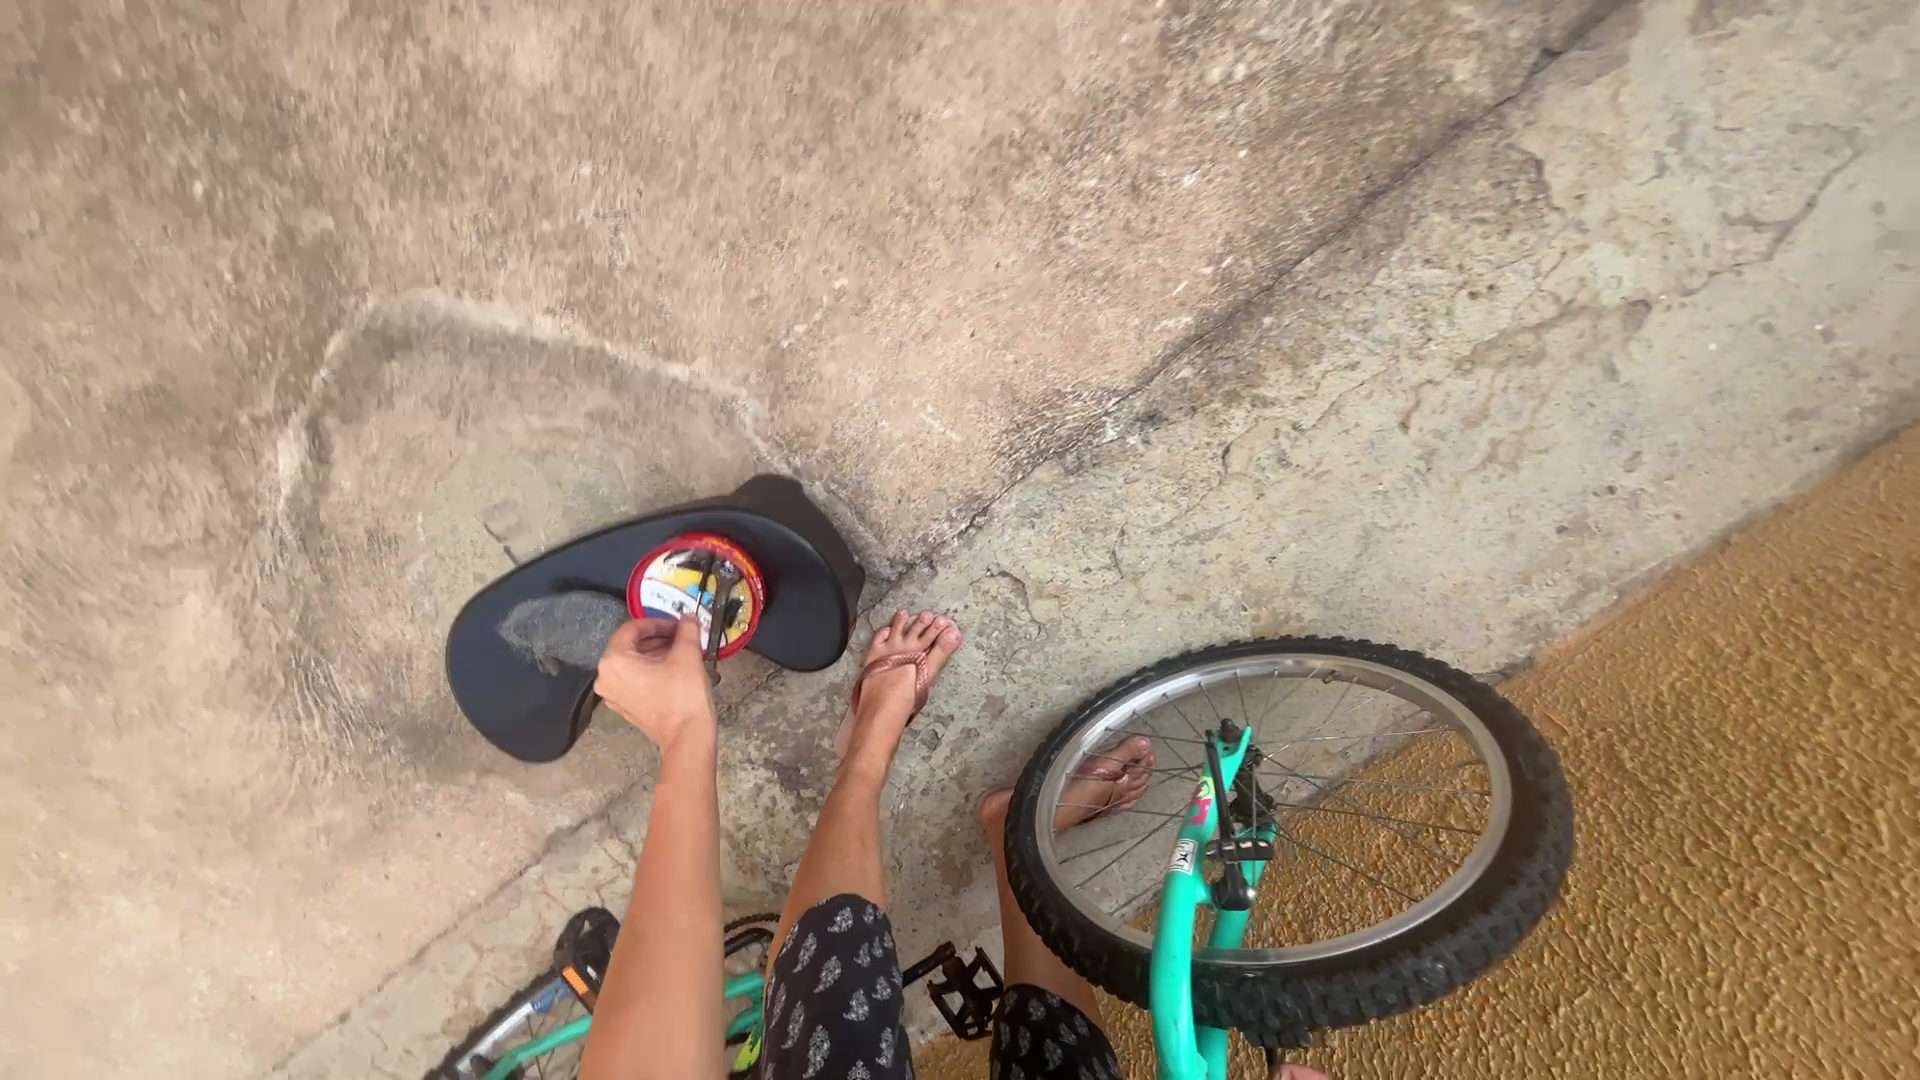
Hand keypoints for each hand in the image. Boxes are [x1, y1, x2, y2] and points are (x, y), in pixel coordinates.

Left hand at [593, 616, 716, 753]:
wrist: (687, 735)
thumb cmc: (683, 693)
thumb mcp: (687, 654)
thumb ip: (686, 629)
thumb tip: (688, 617)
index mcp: (614, 661)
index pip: (633, 628)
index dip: (658, 622)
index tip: (678, 624)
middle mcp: (605, 677)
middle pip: (631, 645)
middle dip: (657, 637)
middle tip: (682, 636)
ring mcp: (612, 694)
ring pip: (633, 662)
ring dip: (656, 652)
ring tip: (681, 650)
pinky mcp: (624, 706)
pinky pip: (634, 679)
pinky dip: (651, 669)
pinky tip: (673, 668)